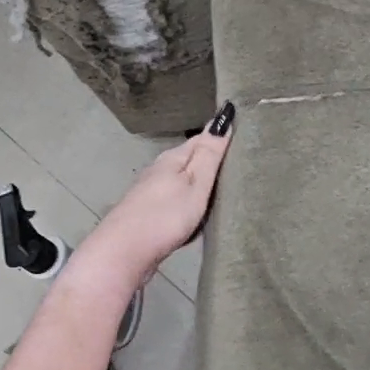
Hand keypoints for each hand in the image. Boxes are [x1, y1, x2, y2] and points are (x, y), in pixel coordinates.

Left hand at [78, 102, 235, 286]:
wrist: (122, 254)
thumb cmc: (165, 216)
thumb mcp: (195, 183)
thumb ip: (210, 153)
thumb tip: (223, 115)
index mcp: (173, 158)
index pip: (202, 138)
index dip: (222, 136)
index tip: (246, 139)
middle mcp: (159, 169)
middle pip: (192, 160)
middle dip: (213, 163)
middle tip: (242, 168)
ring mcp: (151, 192)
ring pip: (183, 181)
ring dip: (201, 184)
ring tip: (225, 192)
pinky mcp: (148, 213)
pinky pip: (176, 201)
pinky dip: (190, 203)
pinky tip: (198, 214)